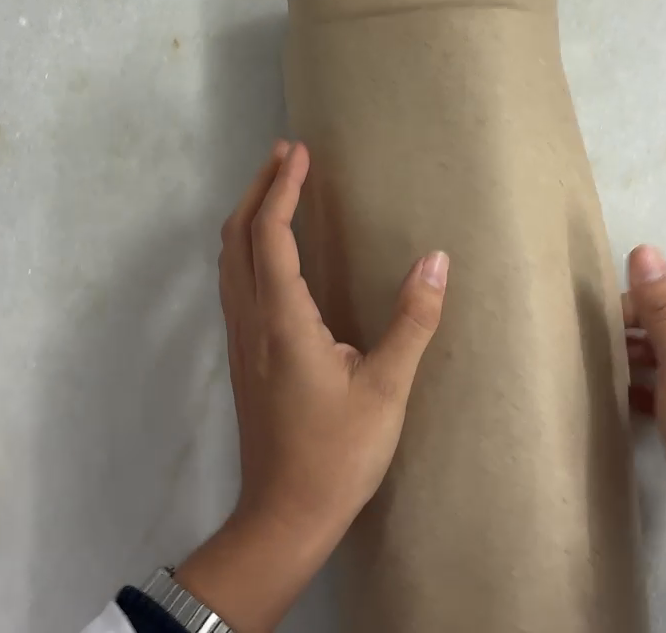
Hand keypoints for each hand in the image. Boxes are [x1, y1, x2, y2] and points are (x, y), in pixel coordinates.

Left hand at [174, 141, 449, 632]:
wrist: (283, 514)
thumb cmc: (338, 454)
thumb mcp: (387, 389)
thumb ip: (412, 321)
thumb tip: (437, 259)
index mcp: (283, 319)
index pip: (271, 234)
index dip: (282, 187)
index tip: (298, 151)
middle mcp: (251, 318)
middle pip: (238, 235)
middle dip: (259, 187)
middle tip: (285, 152)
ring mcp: (240, 336)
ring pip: (228, 257)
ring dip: (249, 213)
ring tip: (275, 185)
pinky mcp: (241, 352)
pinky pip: (233, 279)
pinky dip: (246, 243)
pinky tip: (268, 247)